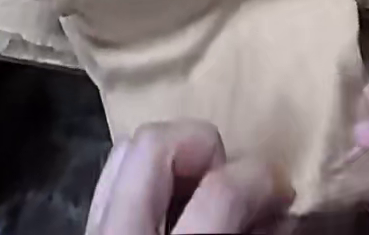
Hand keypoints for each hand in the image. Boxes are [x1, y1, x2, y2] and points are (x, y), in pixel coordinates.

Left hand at [87, 120, 288, 234]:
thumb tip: (278, 204)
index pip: (218, 191)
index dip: (259, 180)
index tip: (280, 186)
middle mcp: (120, 230)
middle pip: (154, 141)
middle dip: (200, 144)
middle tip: (230, 180)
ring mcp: (94, 226)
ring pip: (127, 146)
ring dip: (171, 154)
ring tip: (200, 187)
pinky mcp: (88, 226)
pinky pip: (113, 175)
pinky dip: (146, 174)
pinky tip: (171, 202)